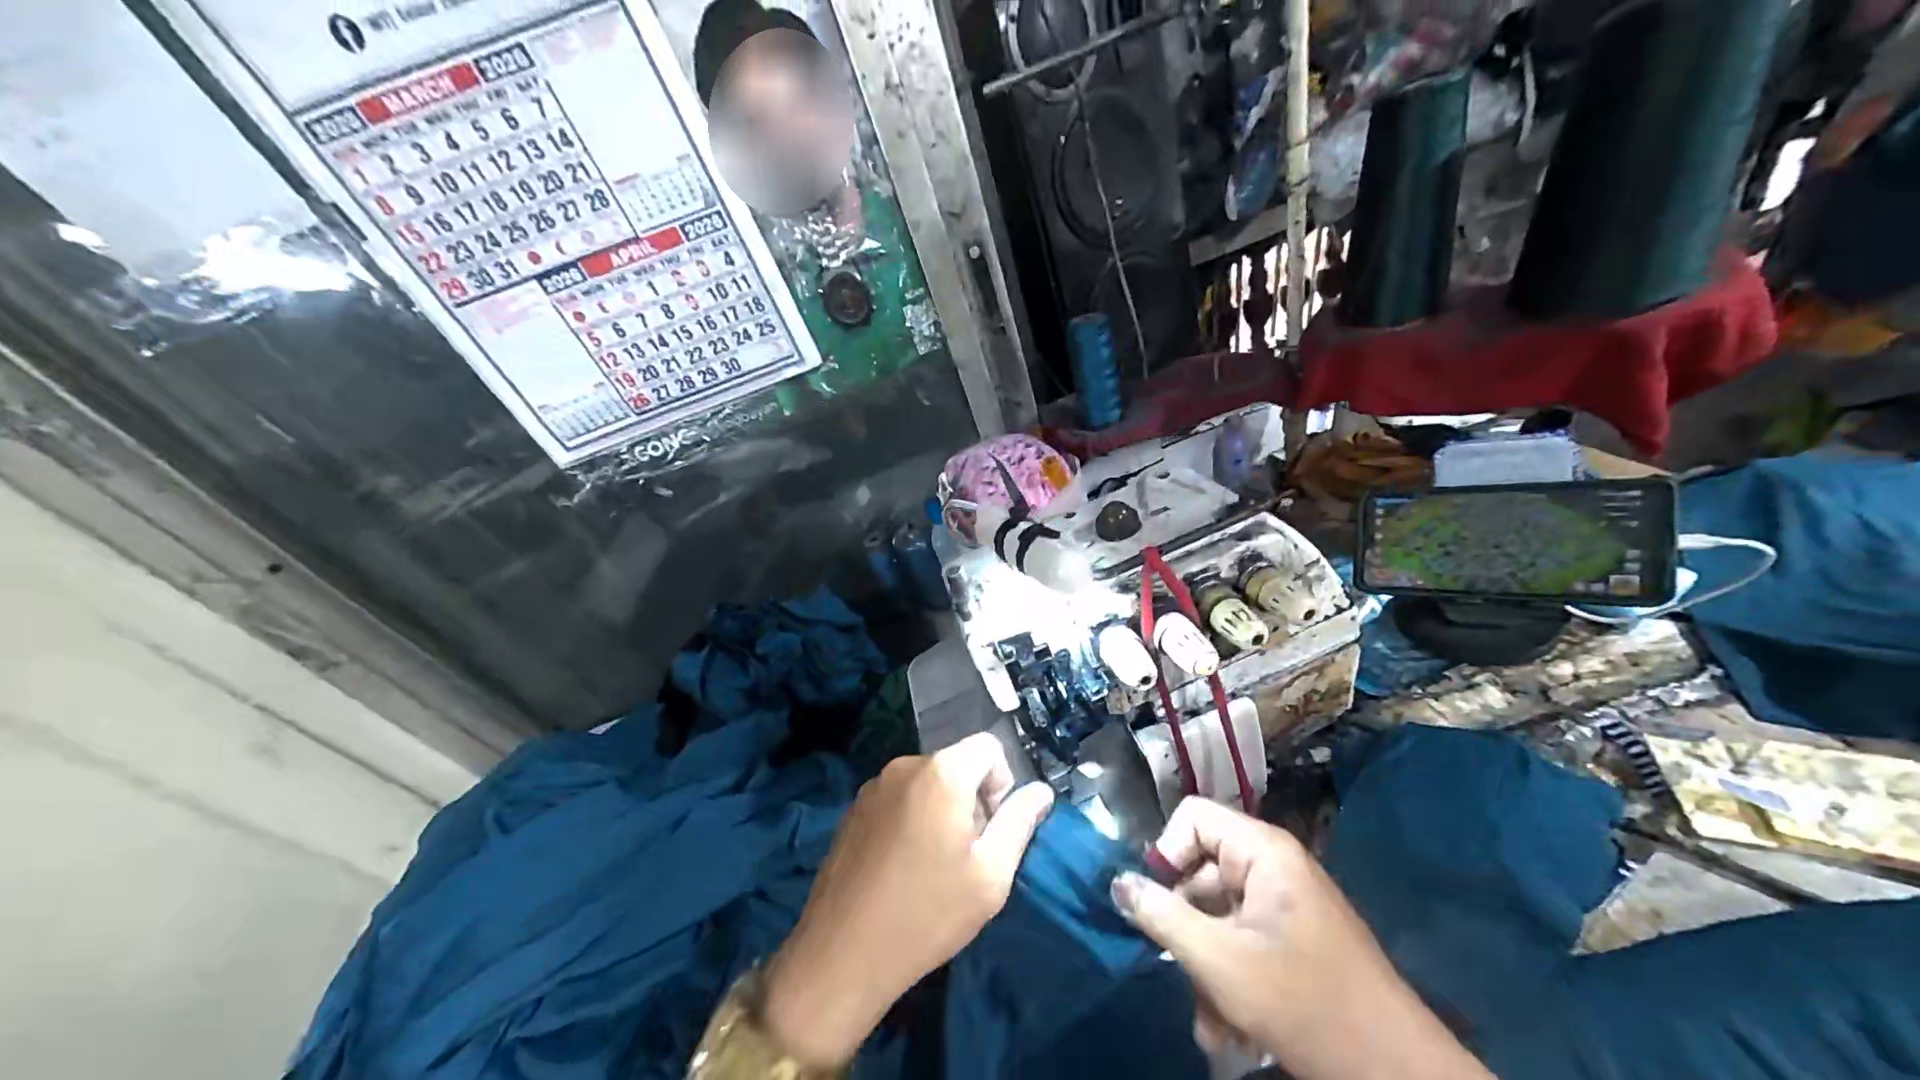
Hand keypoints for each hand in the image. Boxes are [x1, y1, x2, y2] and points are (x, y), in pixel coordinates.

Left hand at [761, 732, 1054, 1067]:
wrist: (842, 952)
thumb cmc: (927, 912)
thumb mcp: (991, 874)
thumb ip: (1019, 822)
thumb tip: (1040, 791)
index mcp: (941, 773)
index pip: (989, 746)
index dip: (1002, 782)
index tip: (992, 828)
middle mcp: (904, 766)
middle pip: (957, 765)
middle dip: (972, 799)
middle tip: (966, 855)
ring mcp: (873, 786)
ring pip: (927, 783)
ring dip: (941, 810)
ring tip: (933, 865)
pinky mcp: (853, 809)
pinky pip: (899, 798)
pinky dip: (912, 819)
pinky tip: (903, 867)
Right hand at [1111, 798, 1492, 1079]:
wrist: (1396, 1076)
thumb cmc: (1304, 1003)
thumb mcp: (1219, 960)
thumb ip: (1161, 915)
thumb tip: (1117, 883)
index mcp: (1263, 852)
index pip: (1192, 818)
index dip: (1166, 854)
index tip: (1157, 903)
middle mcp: (1272, 868)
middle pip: (1199, 873)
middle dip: (1185, 930)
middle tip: (1181, 972)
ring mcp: (1283, 906)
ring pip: (1214, 917)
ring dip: (1203, 967)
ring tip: (1212, 1021)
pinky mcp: (1290, 942)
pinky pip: (1238, 942)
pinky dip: (1226, 981)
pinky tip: (1229, 1029)